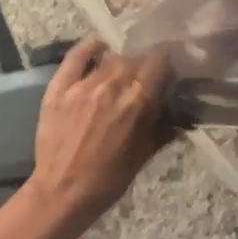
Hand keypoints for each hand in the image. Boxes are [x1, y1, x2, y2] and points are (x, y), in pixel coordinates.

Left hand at [21, 37, 172, 238]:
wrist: (63, 191)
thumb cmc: (108, 179)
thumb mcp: (144, 154)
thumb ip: (162, 127)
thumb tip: (178, 111)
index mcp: (137, 102)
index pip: (159, 63)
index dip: (165, 66)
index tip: (166, 74)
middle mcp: (111, 86)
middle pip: (133, 59)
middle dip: (142, 67)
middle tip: (142, 80)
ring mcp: (82, 85)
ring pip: (108, 59)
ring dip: (118, 63)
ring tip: (120, 74)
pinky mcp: (58, 89)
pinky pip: (74, 58)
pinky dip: (88, 48)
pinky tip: (98, 47)